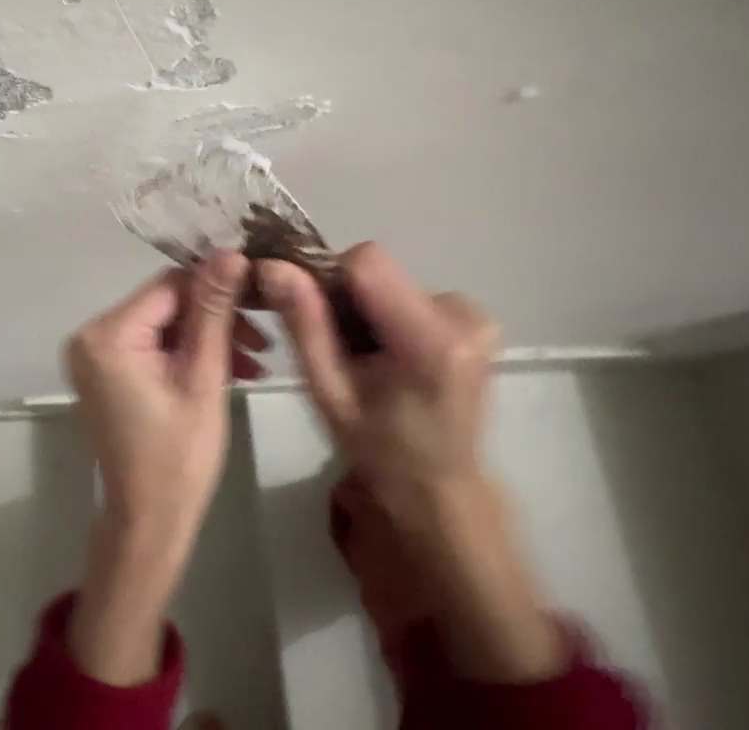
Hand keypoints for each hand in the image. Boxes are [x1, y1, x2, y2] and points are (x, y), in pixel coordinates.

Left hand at [64, 251, 262, 684]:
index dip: (218, 285)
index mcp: (106, 335)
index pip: (170, 285)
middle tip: (262, 339)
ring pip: (163, 324)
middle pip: (165, 303)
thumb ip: (214, 312)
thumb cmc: (181, 455)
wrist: (150, 518)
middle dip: (216, 317)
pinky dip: (186, 353)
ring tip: (253, 361)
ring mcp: (94, 355)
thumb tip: (229, 253)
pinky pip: (151, 345)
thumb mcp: (203, 377)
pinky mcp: (105, 371)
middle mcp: (89, 336)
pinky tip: (229, 368)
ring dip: (207, 337)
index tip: (261, 297)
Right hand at [257, 243, 495, 506]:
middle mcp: (464, 316)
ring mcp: (476, 316)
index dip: (330, 281)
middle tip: (339, 349)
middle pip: (379, 271)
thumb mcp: (328, 390)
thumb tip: (272, 266)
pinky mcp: (477, 319)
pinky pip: (412, 293)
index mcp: (431, 338)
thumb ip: (304, 324)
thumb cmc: (377, 447)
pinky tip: (389, 355)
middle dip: (348, 300)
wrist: (438, 485)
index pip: (366, 262)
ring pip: (393, 281)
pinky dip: (390, 315)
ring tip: (365, 357)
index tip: (315, 319)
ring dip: (368, 309)